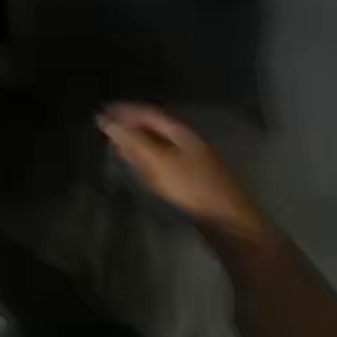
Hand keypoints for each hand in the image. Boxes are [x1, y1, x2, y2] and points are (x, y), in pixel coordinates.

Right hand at [99, 103, 269, 241]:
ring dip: (139, 145)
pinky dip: (150, 161)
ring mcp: (196, 162)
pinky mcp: (196, 181)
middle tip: (109, 134)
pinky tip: (143, 170)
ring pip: (161, 146)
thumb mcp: (158, 161)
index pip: (148, 113)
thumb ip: (131, 140)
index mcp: (182, 133)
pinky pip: (167, 162)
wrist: (232, 225)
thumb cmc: (193, 188)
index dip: (125, 111)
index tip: (104, 112)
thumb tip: (105, 120)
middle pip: (155, 129)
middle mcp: (190, 143)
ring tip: (120, 151)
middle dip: (131, 129)